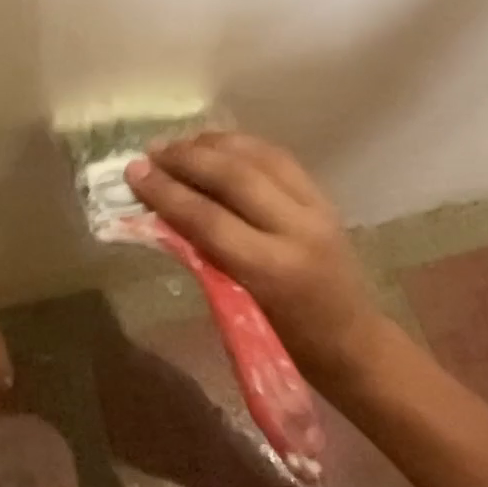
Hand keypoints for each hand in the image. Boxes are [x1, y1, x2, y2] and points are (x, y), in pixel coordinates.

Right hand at [123, 131, 383, 386]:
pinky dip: (243, 146)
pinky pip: (279, 159)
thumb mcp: (235, 307)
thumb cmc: (286, 342)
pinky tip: (218, 146)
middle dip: (186, 159)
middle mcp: (297, 229)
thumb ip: (202, 259)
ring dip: (214, 144)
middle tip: (151, 152)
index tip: (134, 173)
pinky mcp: (325, 198)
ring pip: (259, 157)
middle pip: (234, 176)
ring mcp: (316, 208)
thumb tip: (161, 216)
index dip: (166, 192)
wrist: (352, 342)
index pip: (207, 218)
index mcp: (271, 269)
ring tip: (179, 143)